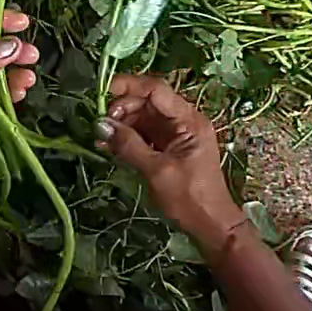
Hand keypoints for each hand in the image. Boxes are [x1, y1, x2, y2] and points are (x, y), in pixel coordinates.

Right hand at [96, 74, 245, 253]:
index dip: (129, 85)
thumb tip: (100, 125)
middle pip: (148, 102)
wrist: (211, 225)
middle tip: (101, 124)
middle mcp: (184, 121)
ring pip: (144, 118)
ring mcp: (177, 135)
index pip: (157, 89)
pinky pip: (145, 134)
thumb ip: (129, 145)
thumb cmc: (189, 197)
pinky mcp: (169, 148)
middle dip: (122, 108)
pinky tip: (110, 145)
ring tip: (101, 138)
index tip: (103, 91)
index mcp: (189, 120)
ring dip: (122, 124)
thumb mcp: (157, 171)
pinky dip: (128, 137)